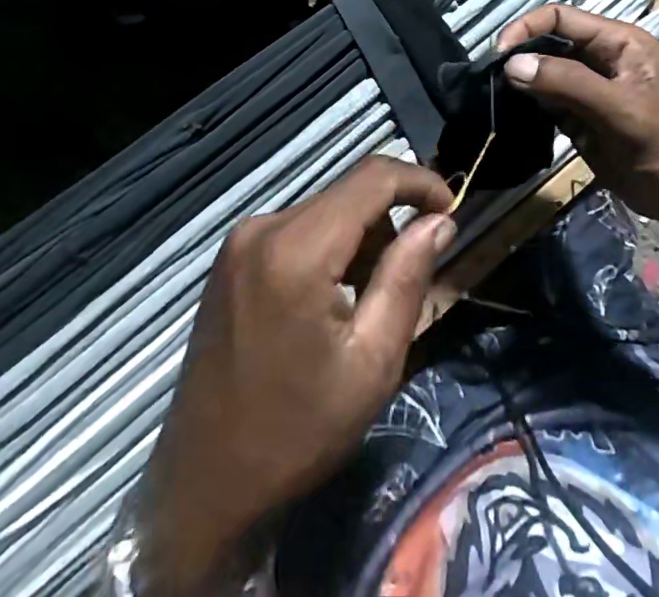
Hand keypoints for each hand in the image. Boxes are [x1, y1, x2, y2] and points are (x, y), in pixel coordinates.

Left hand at [135, 157, 455, 595]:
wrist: (206, 482)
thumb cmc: (297, 430)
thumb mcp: (372, 360)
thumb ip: (406, 276)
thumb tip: (439, 221)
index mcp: (295, 249)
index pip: (372, 177)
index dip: (421, 181)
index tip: (452, 211)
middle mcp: (261, 228)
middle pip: (347, 194)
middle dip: (392, 222)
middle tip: (412, 280)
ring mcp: (239, 243)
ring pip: (324, 213)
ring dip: (361, 241)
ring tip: (368, 307)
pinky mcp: (230, 261)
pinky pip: (297, 232)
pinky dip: (330, 251)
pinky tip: (332, 303)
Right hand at [498, 4, 658, 226]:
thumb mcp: (624, 111)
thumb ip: (569, 83)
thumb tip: (512, 64)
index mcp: (619, 43)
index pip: (561, 18)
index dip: (527, 28)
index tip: (498, 54)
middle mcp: (601, 61)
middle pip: (548, 45)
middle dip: (520, 57)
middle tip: (490, 83)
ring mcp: (590, 92)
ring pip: (544, 76)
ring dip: (522, 85)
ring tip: (496, 100)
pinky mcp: (582, 121)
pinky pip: (548, 106)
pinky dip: (530, 110)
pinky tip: (513, 118)